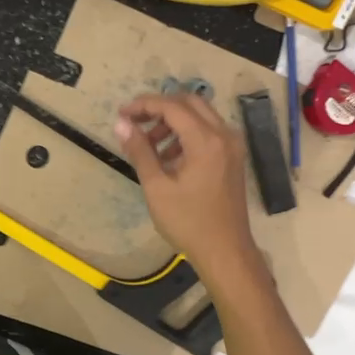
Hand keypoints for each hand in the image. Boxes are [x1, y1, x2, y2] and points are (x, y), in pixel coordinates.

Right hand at [115, 93, 254, 269]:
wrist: (225, 251)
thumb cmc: (188, 222)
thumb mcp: (157, 187)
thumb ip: (140, 151)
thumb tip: (121, 124)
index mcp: (206, 141)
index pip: (172, 107)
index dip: (144, 105)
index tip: (121, 114)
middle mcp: (224, 135)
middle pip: (189, 102)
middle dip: (159, 107)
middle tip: (134, 122)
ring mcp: (232, 145)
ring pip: (200, 115)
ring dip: (172, 121)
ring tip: (148, 144)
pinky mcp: (232, 157)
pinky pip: (208, 131)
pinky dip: (186, 133)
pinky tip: (167, 156)